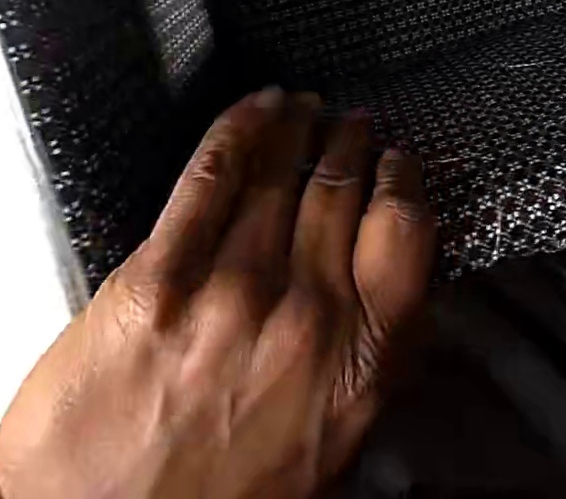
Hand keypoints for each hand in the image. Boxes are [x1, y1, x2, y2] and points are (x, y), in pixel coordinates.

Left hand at [0, 90, 436, 498]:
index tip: (395, 158)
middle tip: (352, 120)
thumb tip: (384, 268)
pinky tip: (256, 106)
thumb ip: (364, 356)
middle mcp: (305, 318)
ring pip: (278, 175)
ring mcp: (230, 292)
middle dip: (350, 142)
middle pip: (338, 192)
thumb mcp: (328, 442)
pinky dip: (239, 128)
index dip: (402, 181)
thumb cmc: (222, 494)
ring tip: (304, 106)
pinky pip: (211, 176)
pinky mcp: (160, 276)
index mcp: (358, 365)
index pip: (404, 235)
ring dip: (297, 127)